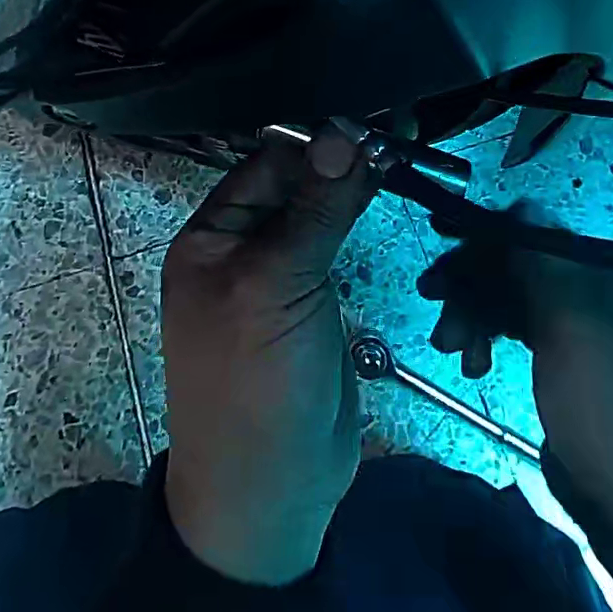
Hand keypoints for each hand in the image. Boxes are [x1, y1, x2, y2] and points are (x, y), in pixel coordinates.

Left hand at [160, 131, 377, 584]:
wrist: (273, 485)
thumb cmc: (256, 380)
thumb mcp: (279, 286)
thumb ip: (316, 209)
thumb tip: (342, 133)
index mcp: (213, 237)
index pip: (266, 165)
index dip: (315, 142)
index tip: (368, 126)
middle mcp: (244, 246)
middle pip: (295, 183)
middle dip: (339, 158)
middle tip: (395, 133)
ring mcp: (283, 271)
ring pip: (319, 209)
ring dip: (353, 182)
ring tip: (399, 151)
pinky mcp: (315, 294)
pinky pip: (336, 240)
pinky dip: (359, 213)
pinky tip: (386, 189)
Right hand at [418, 203, 612, 548]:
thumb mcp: (581, 336)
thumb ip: (548, 270)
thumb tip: (522, 205)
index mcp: (606, 276)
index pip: (536, 229)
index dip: (488, 233)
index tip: (442, 242)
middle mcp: (590, 290)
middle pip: (517, 261)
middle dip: (472, 279)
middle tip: (432, 300)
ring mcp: (574, 323)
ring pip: (511, 294)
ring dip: (474, 312)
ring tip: (451, 348)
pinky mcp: (559, 354)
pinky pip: (515, 325)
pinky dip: (488, 335)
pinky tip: (474, 362)